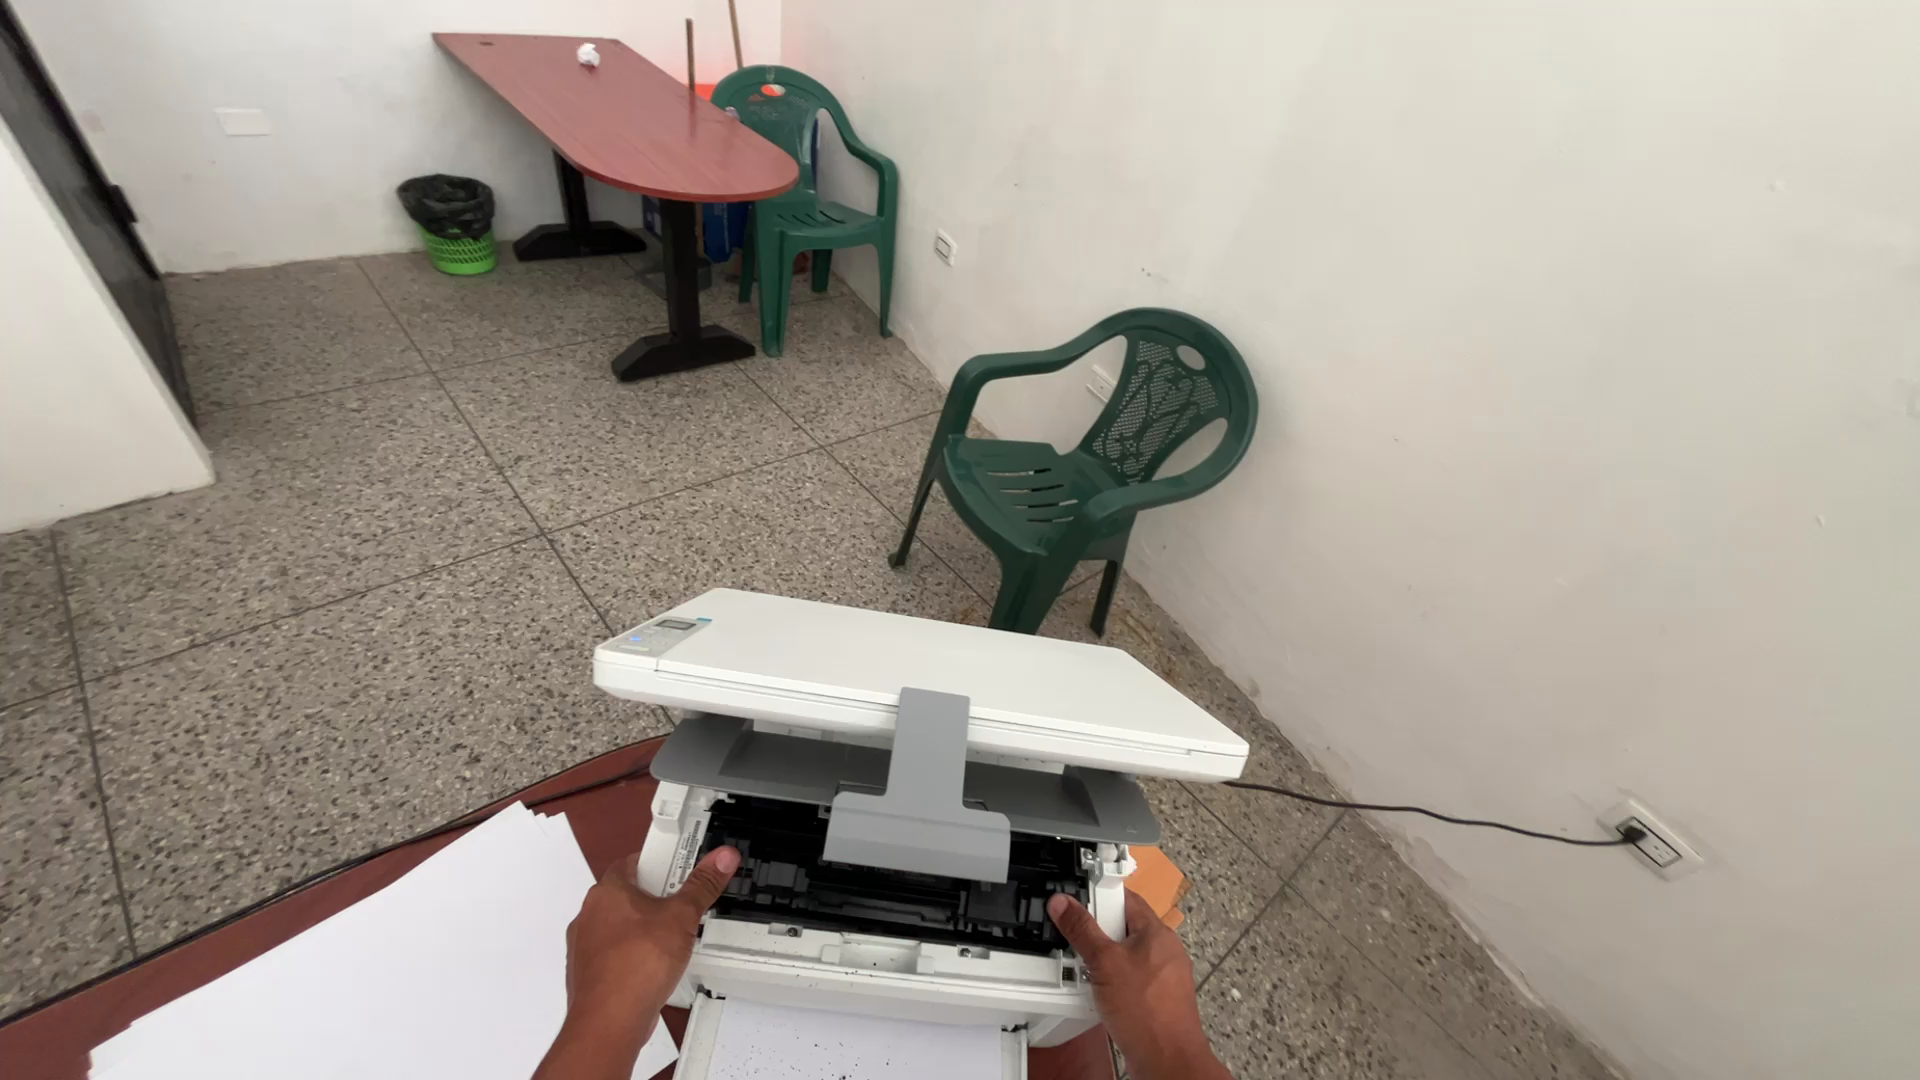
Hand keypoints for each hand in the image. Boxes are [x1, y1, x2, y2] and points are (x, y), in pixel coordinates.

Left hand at [534, 846, 739, 1079]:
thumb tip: (721, 859)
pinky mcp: (589, 975)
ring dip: (645, 927)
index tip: (679, 866)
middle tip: (682, 900)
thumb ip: (703, 885)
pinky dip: (635, 954)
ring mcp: (585, 947)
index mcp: (607, 892)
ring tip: (673, 934)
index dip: (660, 862)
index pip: (634, 861)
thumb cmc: (634, 967)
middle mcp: (589, 916)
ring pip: (620, 925)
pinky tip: (656, 964)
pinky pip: (615, 954)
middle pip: (628, 893)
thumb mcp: (682, 916)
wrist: (609, 1023)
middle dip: (656, 897)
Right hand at [1048, 889, 1229, 1079]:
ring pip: (1125, 955)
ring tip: (1085, 969)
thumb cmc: (1146, 1011)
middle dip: (1097, 933)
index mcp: (1157, 932)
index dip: (1098, 894)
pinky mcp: (1158, 1000)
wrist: (1167, 1063)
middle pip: (1122, 927)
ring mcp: (1163, 977)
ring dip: (1103, 960)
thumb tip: (1062, 903)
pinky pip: (1130, 979)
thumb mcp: (1104, 962)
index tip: (1075, 897)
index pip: (1124, 897)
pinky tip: (1099, 993)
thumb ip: (1081, 930)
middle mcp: (1164, 951)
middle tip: (1077, 939)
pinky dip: (1112, 982)